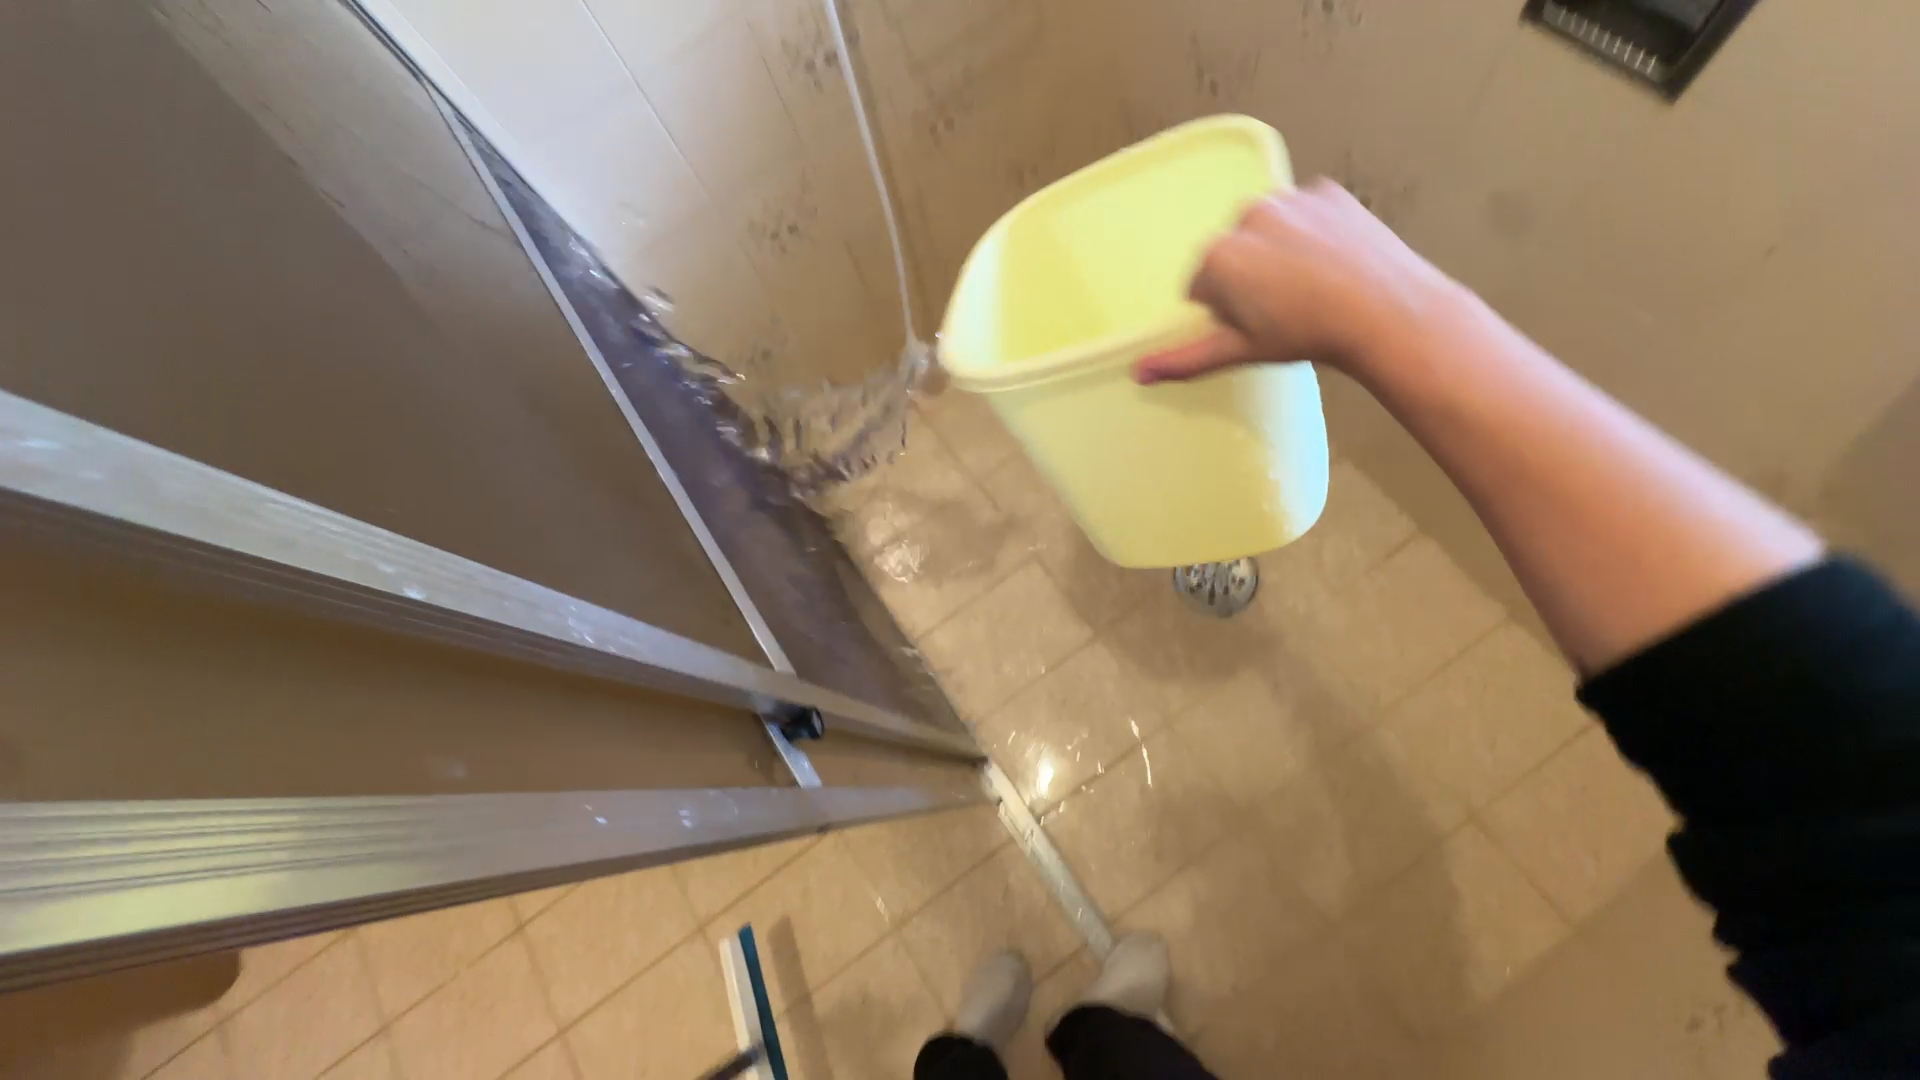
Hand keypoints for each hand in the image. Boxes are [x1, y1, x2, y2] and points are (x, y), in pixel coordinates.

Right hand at [1133, 179, 1459, 384]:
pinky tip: (1330, 260)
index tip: (1255, 323)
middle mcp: (1246, 217)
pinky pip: (1303, 212)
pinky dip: (1310, 231)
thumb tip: (1138, 373)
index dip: (1225, 309)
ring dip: (1275, 251)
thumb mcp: (1240, 351)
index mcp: (1218, 257)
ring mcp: (1288, 199)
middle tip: (1282, 306)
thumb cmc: (1305, 335)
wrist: (1385, 310)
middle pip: (1231, 252)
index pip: (1201, 286)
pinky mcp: (1326, 191)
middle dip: (1246, 275)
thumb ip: (1184, 359)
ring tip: (1308, 284)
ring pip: (1264, 230)